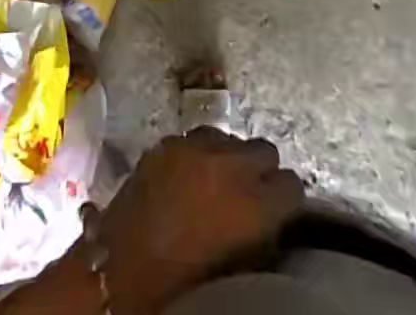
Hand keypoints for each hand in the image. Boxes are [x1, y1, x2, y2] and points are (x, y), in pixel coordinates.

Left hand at [91, 128, 304, 314]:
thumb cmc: (185, 278)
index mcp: (255, 205)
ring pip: (229, 137)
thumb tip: (269, 218)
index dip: (285, 198)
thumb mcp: (240, 261)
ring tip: (216, 175)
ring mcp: (195, 148)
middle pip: (264, 149)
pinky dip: (198, 151)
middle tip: (248, 188)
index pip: (292, 185)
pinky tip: (188, 171)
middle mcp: (230, 166)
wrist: (123, 265)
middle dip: (261, 168)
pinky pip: (195, 137)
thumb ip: (261, 233)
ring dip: (228, 154)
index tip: (277, 207)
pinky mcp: (167, 142)